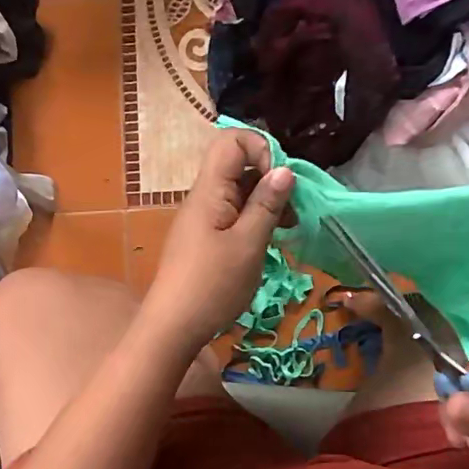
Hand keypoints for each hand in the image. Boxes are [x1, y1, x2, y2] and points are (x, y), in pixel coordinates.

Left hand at [140, 129, 295, 350]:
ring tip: (288, 228)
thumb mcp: (248, 245)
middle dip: (271, 178)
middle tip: (294, 210)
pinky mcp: (207, 239)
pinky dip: (257, 220)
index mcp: (209, 191)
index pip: (232, 141)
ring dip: (268, 203)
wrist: (174, 327)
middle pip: (238, 165)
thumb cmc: (212, 286)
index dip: (262, 150)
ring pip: (240, 192)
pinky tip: (272, 241)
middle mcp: (205, 198)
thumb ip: (267, 206)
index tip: (282, 182)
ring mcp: (205, 219)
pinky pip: (235, 215)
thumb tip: (286, 169)